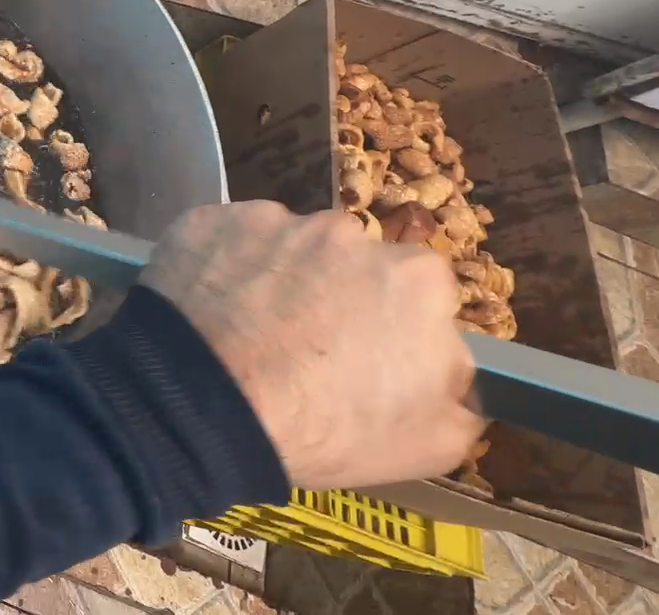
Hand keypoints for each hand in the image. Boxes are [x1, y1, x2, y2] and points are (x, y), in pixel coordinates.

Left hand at [139, 201, 483, 489]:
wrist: (202, 401)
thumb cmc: (323, 425)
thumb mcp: (434, 438)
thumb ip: (456, 384)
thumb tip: (442, 358)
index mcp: (413, 276)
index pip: (414, 288)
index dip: (387, 319)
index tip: (360, 348)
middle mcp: (341, 231)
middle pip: (344, 256)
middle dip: (328, 287)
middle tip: (295, 336)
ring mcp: (267, 220)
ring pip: (280, 243)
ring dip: (270, 272)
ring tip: (242, 322)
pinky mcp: (205, 220)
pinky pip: (222, 239)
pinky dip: (217, 263)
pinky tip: (205, 302)